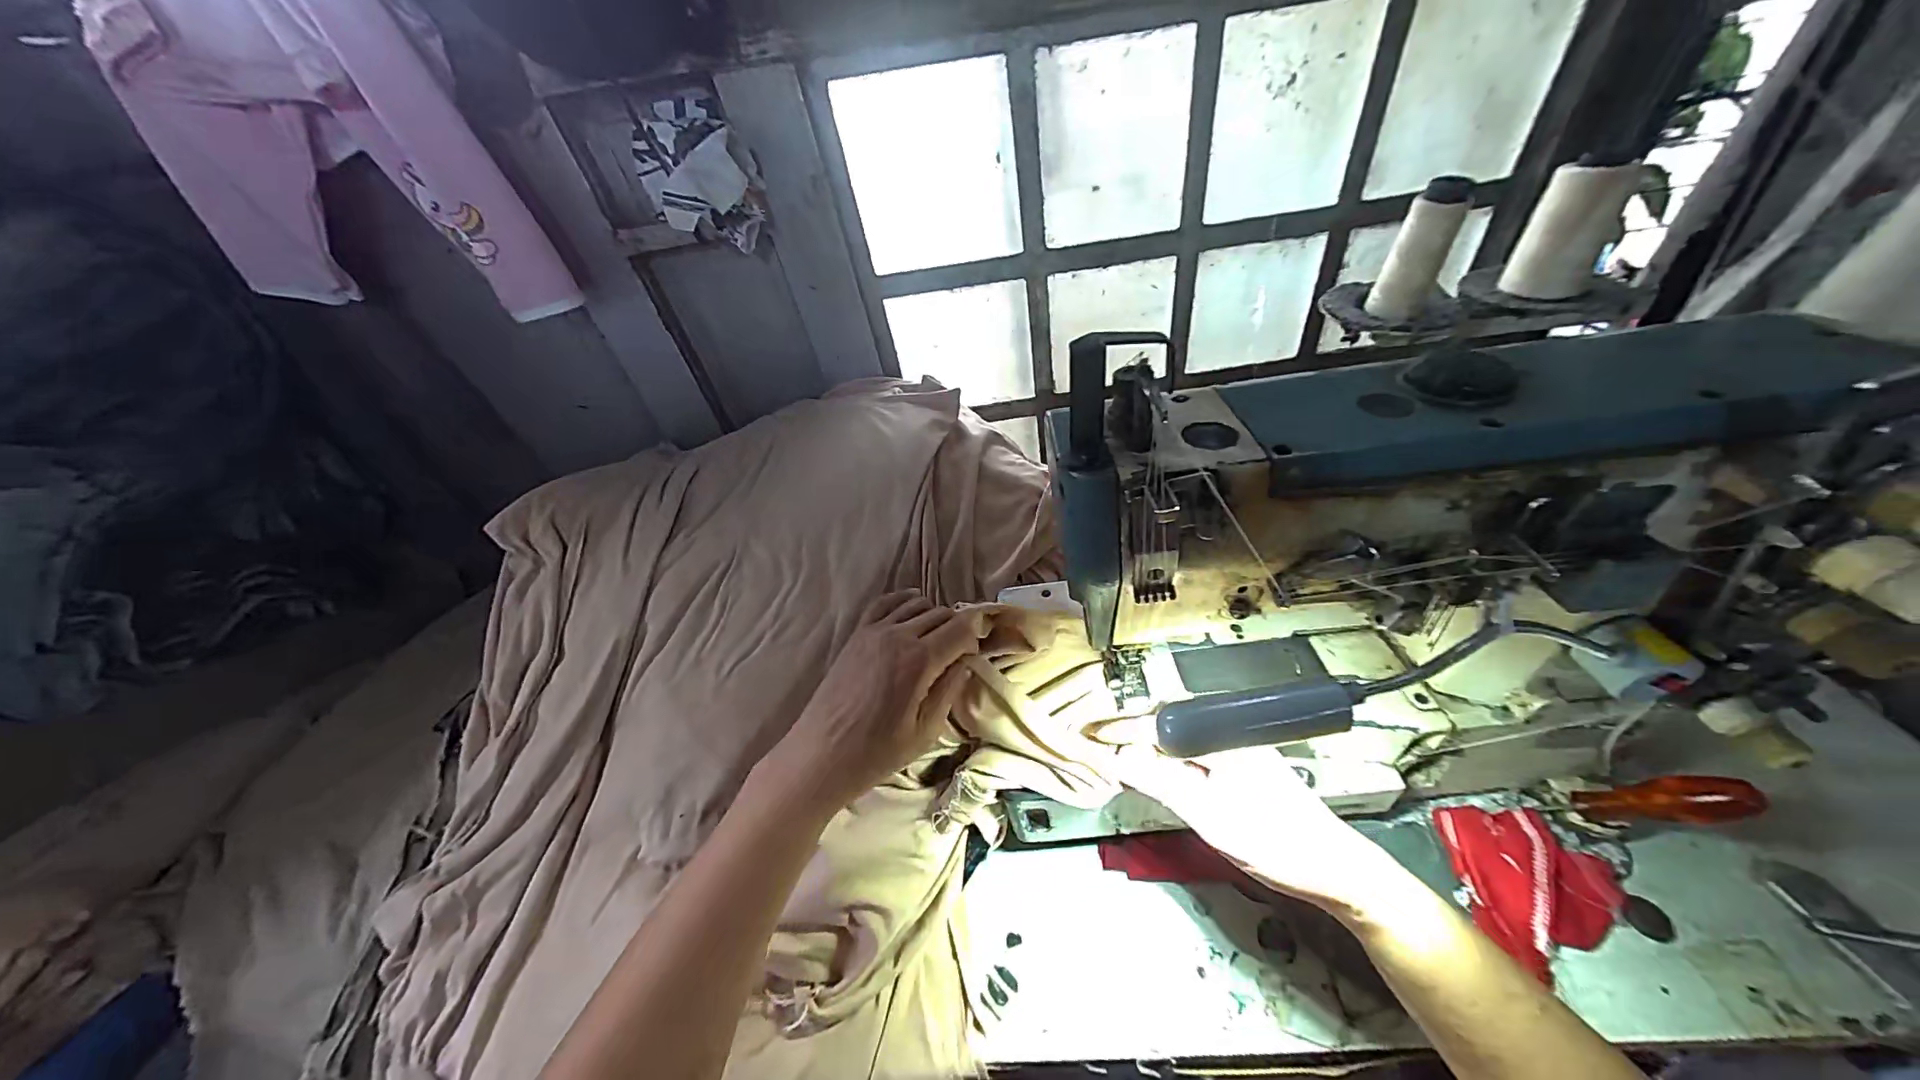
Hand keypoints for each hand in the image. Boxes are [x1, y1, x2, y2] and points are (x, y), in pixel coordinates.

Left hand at [755, 590, 985, 814]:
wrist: (822, 755)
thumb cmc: (877, 753)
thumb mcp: (926, 730)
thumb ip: (949, 689)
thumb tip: (965, 661)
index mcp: (919, 661)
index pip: (961, 629)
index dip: (976, 635)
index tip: (979, 651)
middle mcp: (898, 636)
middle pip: (941, 614)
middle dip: (958, 627)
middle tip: (961, 651)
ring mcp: (873, 631)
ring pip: (917, 604)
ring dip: (934, 616)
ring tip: (937, 640)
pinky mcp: (857, 634)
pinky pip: (886, 603)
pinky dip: (905, 602)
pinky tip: (913, 614)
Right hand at [1111, 745, 1414, 918]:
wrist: (1336, 870)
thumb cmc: (1280, 842)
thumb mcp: (1208, 813)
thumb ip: (1161, 780)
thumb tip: (1119, 757)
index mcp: (1221, 734)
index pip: (1157, 721)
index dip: (1120, 731)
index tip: (1090, 739)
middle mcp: (1229, 734)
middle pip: (1167, 724)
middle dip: (1130, 735)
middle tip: (1099, 750)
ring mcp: (1238, 750)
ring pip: (1179, 740)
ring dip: (1148, 749)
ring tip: (1120, 761)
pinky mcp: (1242, 769)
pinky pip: (1193, 756)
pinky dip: (1169, 763)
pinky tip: (1158, 777)